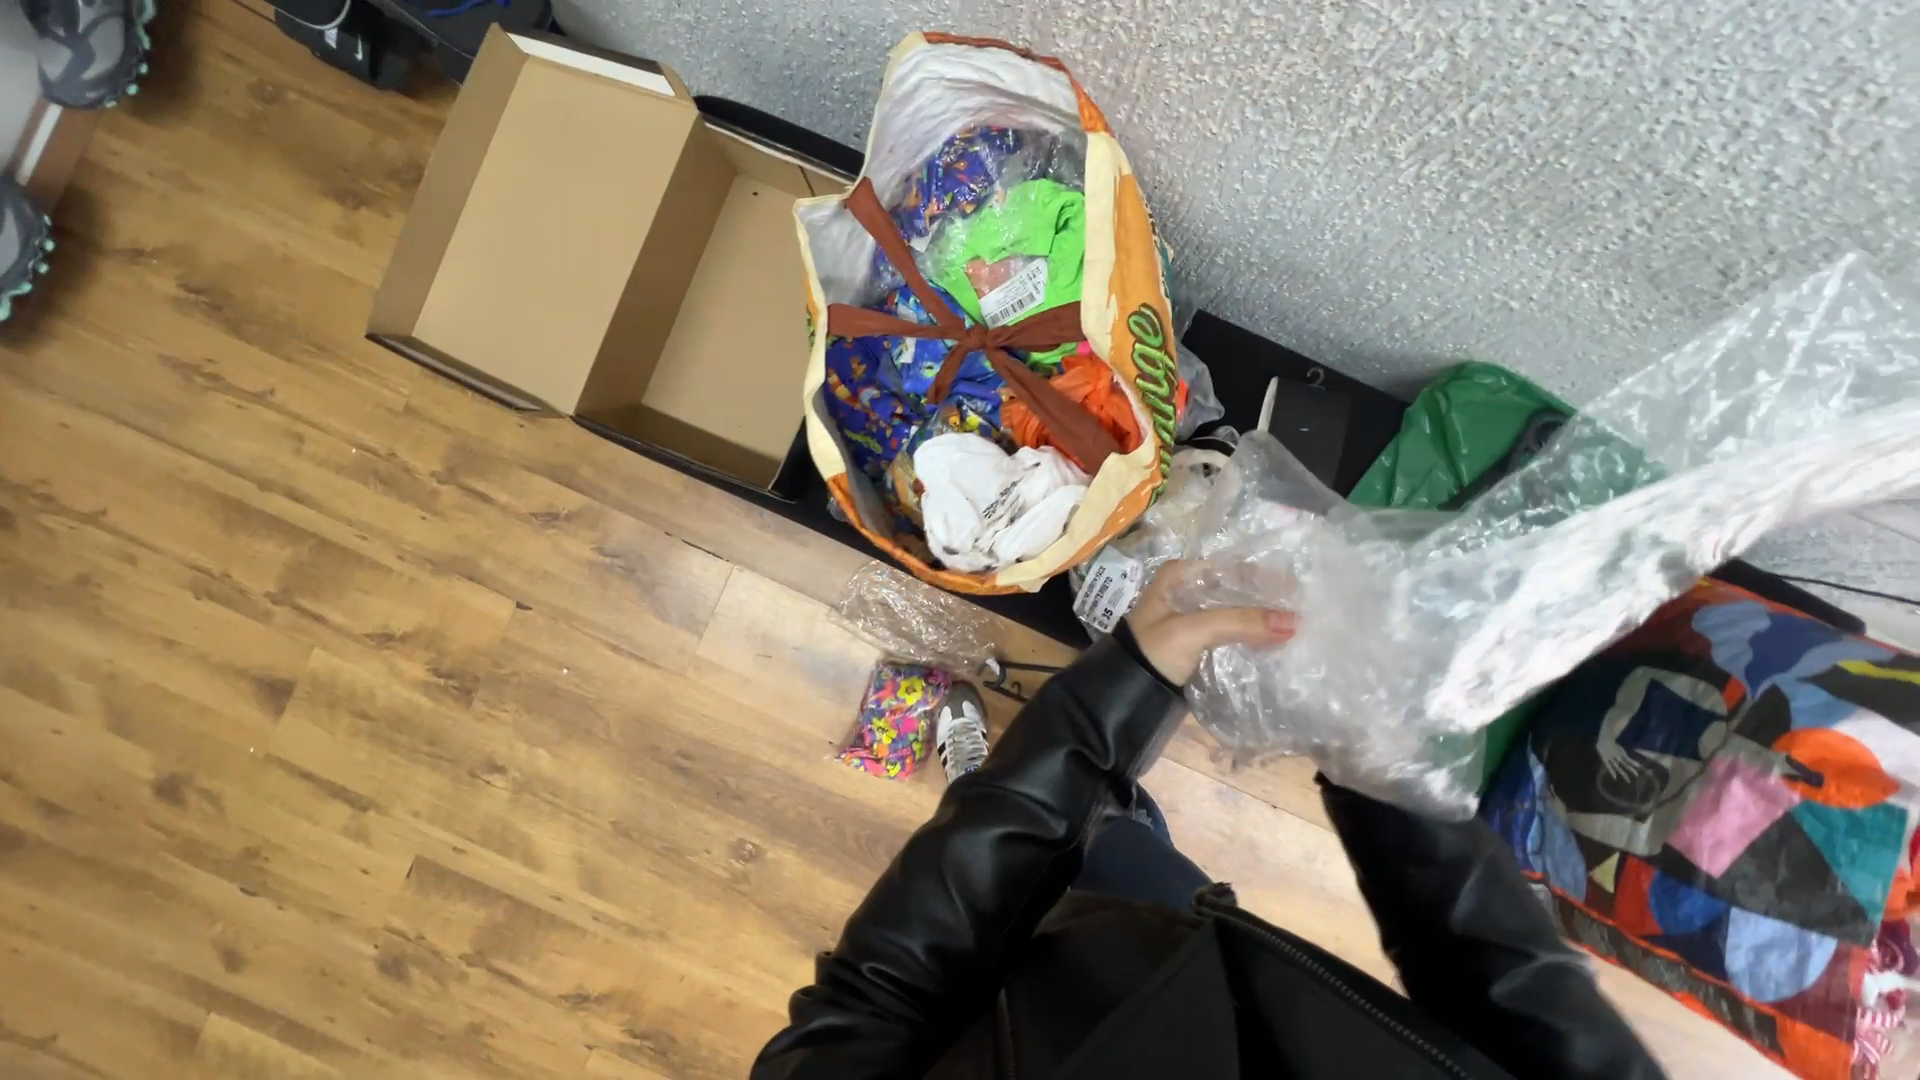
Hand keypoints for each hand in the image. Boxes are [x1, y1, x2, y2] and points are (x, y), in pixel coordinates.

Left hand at [1125, 560, 1295, 684]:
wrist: (1124, 694)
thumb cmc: (1152, 651)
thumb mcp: (1193, 631)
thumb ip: (1240, 622)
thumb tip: (1294, 621)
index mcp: (1179, 575)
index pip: (1231, 566)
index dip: (1265, 575)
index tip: (1300, 588)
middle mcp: (1187, 590)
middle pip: (1237, 589)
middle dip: (1268, 598)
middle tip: (1307, 609)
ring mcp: (1194, 616)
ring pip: (1237, 611)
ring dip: (1263, 618)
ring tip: (1301, 625)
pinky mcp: (1200, 641)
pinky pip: (1234, 632)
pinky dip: (1253, 635)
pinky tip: (1279, 642)